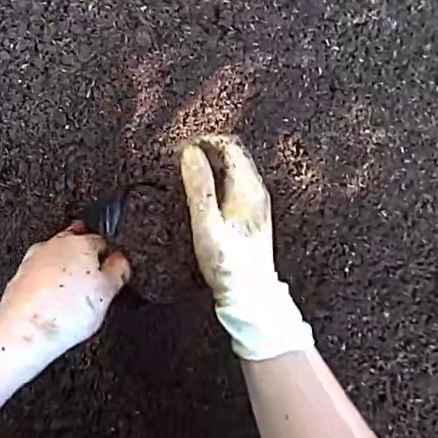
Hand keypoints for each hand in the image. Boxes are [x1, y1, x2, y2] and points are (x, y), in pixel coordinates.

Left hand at [0, 223, 130, 369]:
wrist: (25, 332)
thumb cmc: (64, 312)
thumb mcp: (108, 292)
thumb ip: (119, 270)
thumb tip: (121, 261)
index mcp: (80, 241)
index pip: (102, 241)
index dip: (110, 261)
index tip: (111, 276)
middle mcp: (55, 244)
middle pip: (77, 247)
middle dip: (86, 264)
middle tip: (92, 290)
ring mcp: (35, 259)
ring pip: (58, 261)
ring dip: (66, 274)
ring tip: (73, 302)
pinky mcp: (20, 276)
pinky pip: (42, 277)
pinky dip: (49, 287)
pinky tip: (55, 306)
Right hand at [179, 135, 313, 359]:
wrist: (250, 297)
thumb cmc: (230, 265)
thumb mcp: (207, 225)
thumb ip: (199, 187)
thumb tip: (190, 153)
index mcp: (249, 188)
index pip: (229, 144)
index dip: (204, 141)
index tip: (182, 148)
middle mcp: (256, 190)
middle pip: (232, 153)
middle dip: (206, 149)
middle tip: (181, 157)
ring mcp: (255, 202)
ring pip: (232, 168)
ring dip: (210, 164)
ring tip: (187, 171)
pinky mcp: (250, 214)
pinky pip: (232, 184)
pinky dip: (215, 179)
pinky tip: (202, 193)